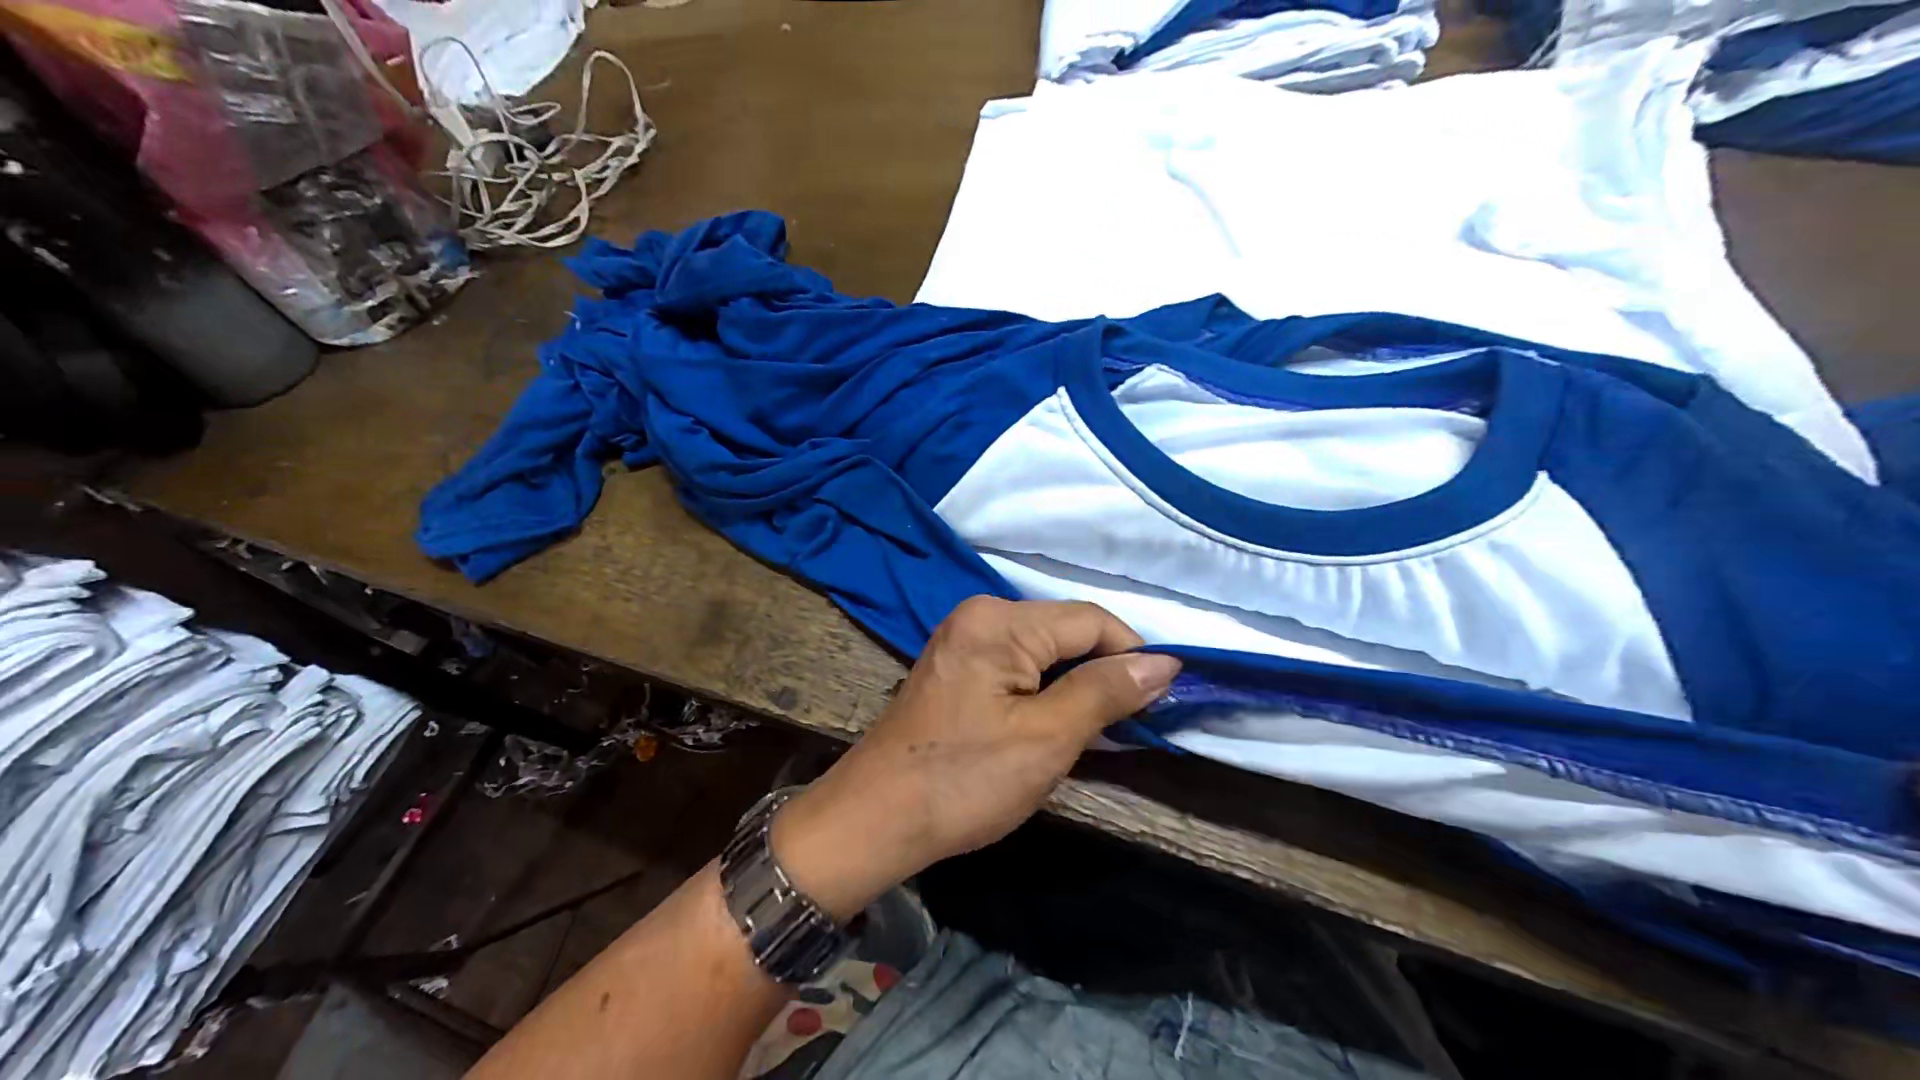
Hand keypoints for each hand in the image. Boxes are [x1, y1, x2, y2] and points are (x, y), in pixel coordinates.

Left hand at [770, 597, 1180, 919]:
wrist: (874, 820)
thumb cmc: (963, 780)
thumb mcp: (1047, 739)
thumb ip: (1105, 692)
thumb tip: (1165, 663)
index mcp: (999, 620)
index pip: (1091, 620)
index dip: (1133, 656)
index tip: (1161, 702)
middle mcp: (979, 614)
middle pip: (1066, 631)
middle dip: (1103, 672)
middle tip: (1128, 725)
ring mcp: (963, 640)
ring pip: (1045, 651)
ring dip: (1076, 685)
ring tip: (1096, 730)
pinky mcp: (956, 667)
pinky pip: (1018, 666)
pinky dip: (1045, 691)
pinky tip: (1055, 723)